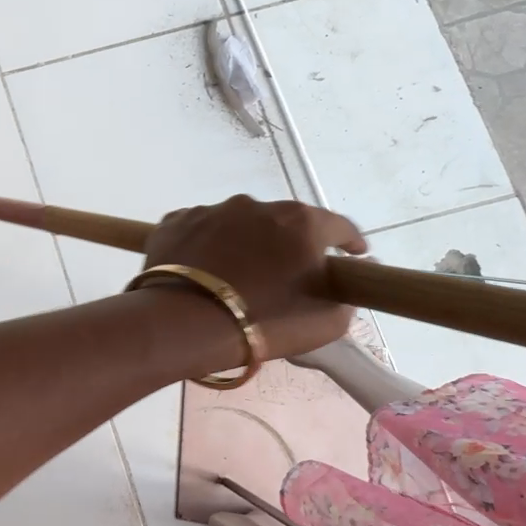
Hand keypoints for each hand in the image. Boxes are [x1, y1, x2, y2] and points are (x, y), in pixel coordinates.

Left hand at [143, 196, 366, 361]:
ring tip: (240, 269)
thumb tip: (346, 270)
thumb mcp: (329, 317)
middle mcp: (251, 205)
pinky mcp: (173, 221)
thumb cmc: (268, 319)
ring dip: (244, 240)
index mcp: (298, 221)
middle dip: (289, 241)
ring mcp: (207, 210)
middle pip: (281, 221)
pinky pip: (200, 229)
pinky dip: (207, 242)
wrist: (187, 320)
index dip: (348, 241)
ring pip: (236, 223)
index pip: (337, 226)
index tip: (352, 255)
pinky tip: (205, 265)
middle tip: (288, 268)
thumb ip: (346, 288)